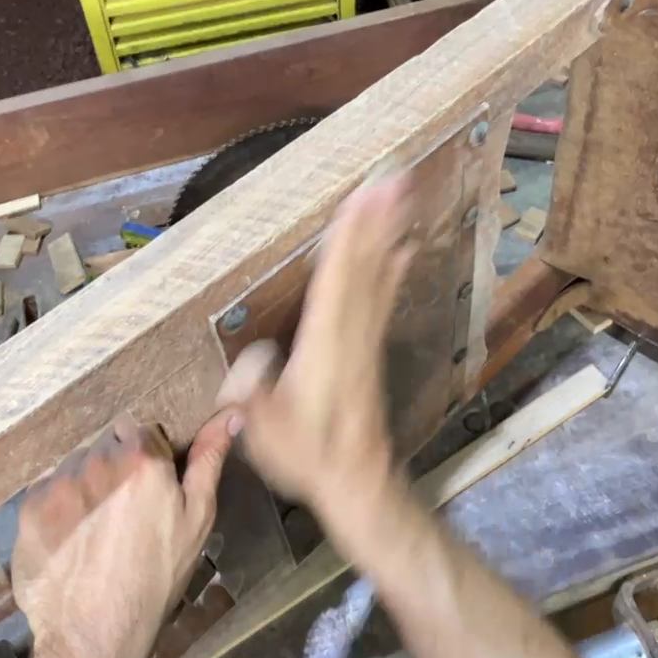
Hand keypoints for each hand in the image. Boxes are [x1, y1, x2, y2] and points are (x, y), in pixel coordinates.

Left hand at [9, 411, 236, 657]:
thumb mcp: (196, 519)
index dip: (146, 455)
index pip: (142, 430)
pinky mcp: (29, 507)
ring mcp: (59, 482)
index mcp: (142, 457)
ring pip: (76, 463)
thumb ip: (209, 459)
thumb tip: (231, 414)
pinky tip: (70, 536)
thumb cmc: (156, 577)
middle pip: (106, 444)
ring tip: (94, 523)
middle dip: (114, 463)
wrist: (93, 636)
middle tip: (123, 506)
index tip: (148, 482)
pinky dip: (58, 504)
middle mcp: (97, 459)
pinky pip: (47, 489)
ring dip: (86, 481)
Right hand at [217, 175, 416, 525]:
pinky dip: (393, 267)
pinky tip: (404, 248)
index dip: (348, 238)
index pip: (337, 281)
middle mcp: (351, 333)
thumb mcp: (265, 434)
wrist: (357, 479)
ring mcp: (366, 338)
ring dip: (387, 234)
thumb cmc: (307, 457)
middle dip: (375, 221)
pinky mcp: (371, 346)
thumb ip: (253, 393)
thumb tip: (254, 356)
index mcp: (324, 346)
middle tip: (393, 178)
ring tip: (401, 198)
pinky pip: (383, 297)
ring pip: (377, 276)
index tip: (361, 199)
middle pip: (364, 267)